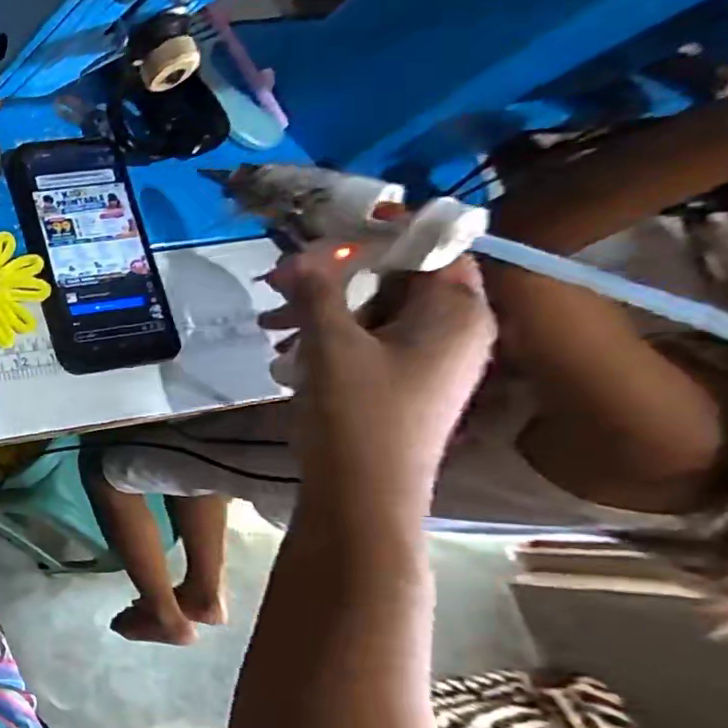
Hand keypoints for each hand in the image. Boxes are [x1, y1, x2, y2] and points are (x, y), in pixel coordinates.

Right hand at [260, 244, 495, 494]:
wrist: (362, 497)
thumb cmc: (357, 414)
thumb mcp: (331, 343)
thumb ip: (317, 289)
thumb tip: (304, 252)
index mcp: (457, 312)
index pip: (432, 246)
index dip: (384, 231)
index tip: (328, 230)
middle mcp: (454, 331)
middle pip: (396, 279)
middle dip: (334, 277)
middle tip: (280, 283)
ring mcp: (429, 362)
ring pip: (374, 314)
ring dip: (321, 311)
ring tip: (270, 327)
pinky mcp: (402, 386)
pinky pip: (368, 344)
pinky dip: (329, 340)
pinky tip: (286, 358)